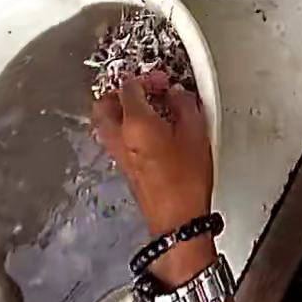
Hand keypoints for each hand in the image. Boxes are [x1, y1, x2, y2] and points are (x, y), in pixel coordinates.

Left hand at [92, 70, 212, 237]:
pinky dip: (122, 128)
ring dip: (118, 110)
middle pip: (105, 103)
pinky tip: (144, 131)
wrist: (178, 221)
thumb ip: (185, 105)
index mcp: (136, 123)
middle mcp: (121, 137)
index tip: (161, 82)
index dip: (146, 79)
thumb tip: (178, 95)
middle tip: (142, 91)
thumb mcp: (196, 134)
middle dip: (120, 92)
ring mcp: (119, 153)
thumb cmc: (186, 182)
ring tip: (141, 108)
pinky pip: (113, 138)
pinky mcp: (124, 167)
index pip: (129, 87)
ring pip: (105, 121)